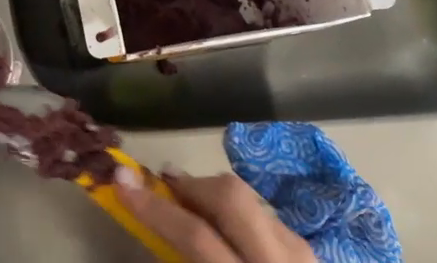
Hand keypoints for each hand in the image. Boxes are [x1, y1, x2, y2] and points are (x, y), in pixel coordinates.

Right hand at [115, 168, 316, 262]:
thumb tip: (158, 239)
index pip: (196, 237)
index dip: (153, 207)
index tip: (119, 182)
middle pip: (233, 199)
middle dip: (192, 186)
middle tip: (162, 186)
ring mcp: (307, 262)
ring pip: (256, 204)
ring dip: (217, 199)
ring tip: (192, 208)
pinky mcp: (318, 261)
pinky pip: (272, 223)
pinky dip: (242, 219)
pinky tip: (231, 236)